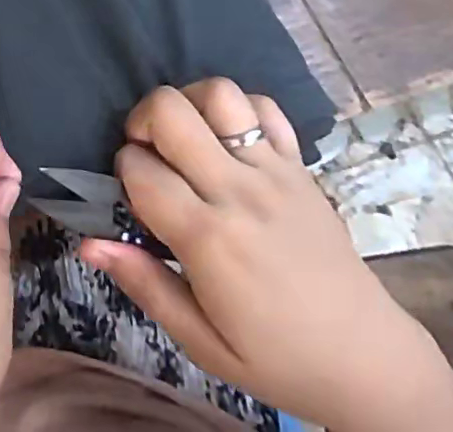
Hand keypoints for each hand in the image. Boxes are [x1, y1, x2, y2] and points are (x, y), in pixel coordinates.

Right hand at [79, 80, 452, 431]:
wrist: (366, 358)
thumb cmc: (274, 355)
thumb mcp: (199, 340)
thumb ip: (142, 283)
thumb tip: (86, 244)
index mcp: (208, 238)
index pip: (141, 169)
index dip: (123, 170)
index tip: (132, 191)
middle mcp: (238, 190)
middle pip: (171, 111)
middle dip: (142, 120)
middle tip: (147, 150)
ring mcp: (274, 170)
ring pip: (219, 93)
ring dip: (189, 103)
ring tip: (186, 135)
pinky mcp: (300, 165)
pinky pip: (266, 107)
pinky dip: (239, 109)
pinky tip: (230, 138)